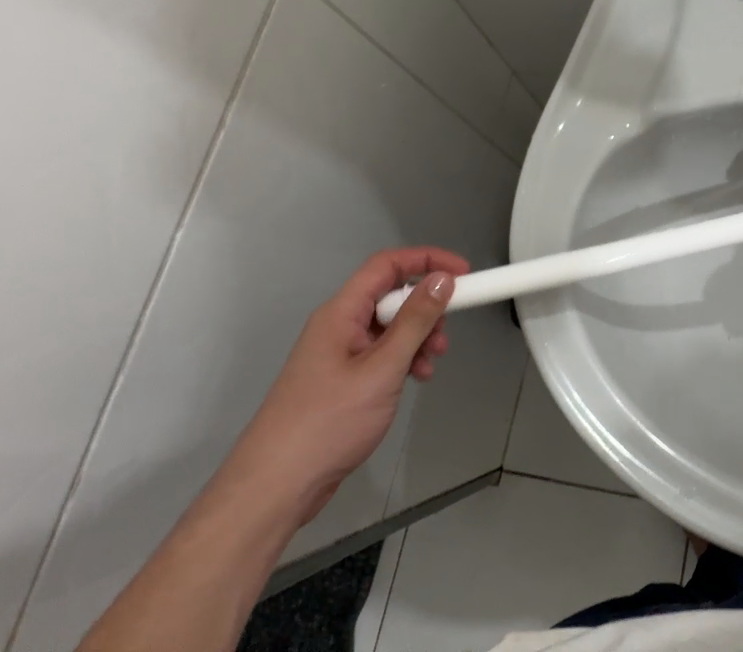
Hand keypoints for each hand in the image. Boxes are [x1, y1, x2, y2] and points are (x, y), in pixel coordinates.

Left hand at [225, 247, 468, 524]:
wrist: (279, 483)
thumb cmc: (329, 422)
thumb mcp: (382, 369)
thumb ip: (415, 322)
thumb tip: (441, 281)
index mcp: (341, 313)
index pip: (387, 266)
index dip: (427, 261)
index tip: (463, 273)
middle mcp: (338, 326)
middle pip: (390, 296)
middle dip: (426, 309)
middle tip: (446, 335)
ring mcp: (339, 353)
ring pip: (389, 326)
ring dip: (418, 338)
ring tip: (431, 364)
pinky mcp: (342, 379)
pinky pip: (381, 353)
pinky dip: (404, 359)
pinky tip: (415, 379)